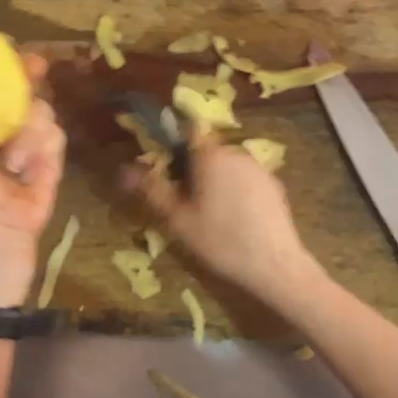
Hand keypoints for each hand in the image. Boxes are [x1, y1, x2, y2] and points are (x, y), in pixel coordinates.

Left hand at [0, 54, 65, 306]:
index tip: (5, 46)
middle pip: (22, 85)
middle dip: (28, 76)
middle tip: (35, 68)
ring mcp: (27, 143)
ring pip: (42, 108)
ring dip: (28, 133)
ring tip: (11, 162)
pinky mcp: (51, 161)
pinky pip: (55, 135)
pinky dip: (42, 151)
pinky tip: (29, 173)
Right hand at [125, 133, 320, 297]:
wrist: (274, 266)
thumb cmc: (220, 241)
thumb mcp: (177, 219)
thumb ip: (150, 189)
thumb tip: (122, 168)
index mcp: (210, 155)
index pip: (187, 130)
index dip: (173, 145)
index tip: (165, 169)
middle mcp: (236, 152)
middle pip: (207, 150)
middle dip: (193, 168)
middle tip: (183, 201)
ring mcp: (259, 168)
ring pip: (227, 165)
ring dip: (215, 180)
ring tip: (209, 214)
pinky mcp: (275, 185)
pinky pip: (245, 179)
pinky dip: (235, 191)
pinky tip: (234, 220)